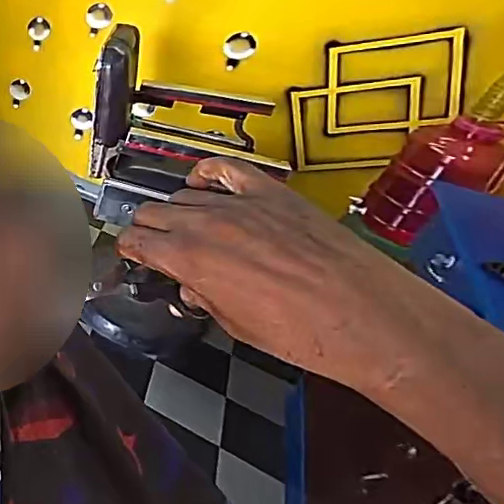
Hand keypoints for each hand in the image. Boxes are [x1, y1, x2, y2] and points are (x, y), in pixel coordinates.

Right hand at [115, 158, 468, 400]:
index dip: (129, 249)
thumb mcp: (235, 325)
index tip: (133, 254)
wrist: (373, 321)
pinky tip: (205, 184)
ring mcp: (239, 205)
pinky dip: (207, 174)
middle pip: (151, 212)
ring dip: (177, 210)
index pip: (135, 240)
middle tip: (157, 245)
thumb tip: (194, 284)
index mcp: (188, 259)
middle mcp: (206, 225)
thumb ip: (203, 295)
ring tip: (188, 226)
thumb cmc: (309, 334)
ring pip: (182, 194)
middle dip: (147, 230)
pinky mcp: (271, 194)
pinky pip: (224, 169)